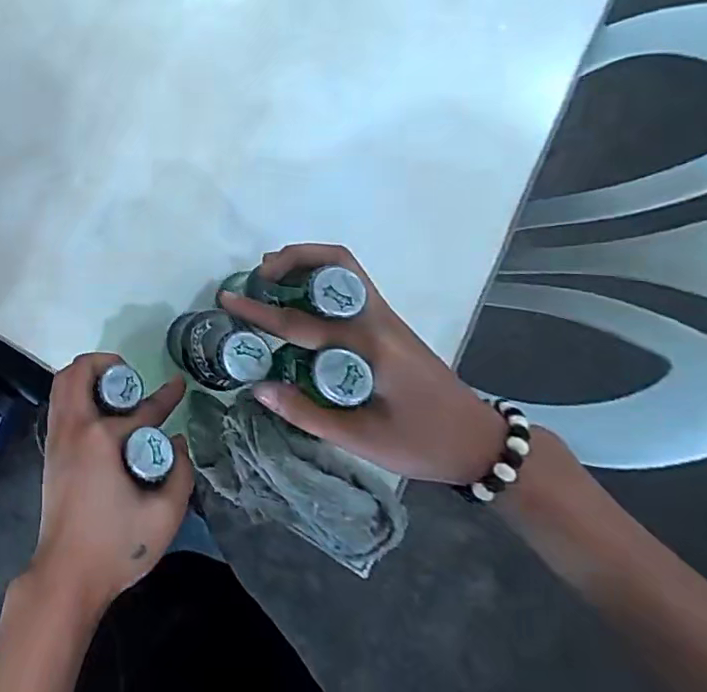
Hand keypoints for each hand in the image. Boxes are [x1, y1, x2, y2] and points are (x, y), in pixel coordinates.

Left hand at [31, 352, 194, 608]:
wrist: (65, 577)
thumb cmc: (115, 548)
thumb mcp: (165, 516)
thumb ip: (182, 473)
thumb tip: (178, 441)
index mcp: (101, 439)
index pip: (142, 409)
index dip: (166, 396)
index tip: (179, 384)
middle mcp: (74, 429)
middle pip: (79, 373)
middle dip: (106, 365)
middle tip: (131, 380)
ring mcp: (57, 439)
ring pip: (63, 385)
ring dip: (88, 376)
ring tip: (115, 390)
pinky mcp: (50, 453)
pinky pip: (60, 405)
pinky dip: (77, 395)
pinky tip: (101, 415)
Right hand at [218, 242, 510, 485]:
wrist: (478, 441)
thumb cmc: (423, 444)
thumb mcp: (362, 441)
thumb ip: (307, 414)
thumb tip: (258, 388)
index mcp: (369, 348)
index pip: (302, 322)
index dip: (259, 313)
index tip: (229, 301)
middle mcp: (377, 319)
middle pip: (333, 263)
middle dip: (290, 261)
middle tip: (257, 278)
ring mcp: (386, 315)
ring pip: (344, 266)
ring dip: (306, 262)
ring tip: (273, 278)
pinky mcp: (388, 321)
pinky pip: (351, 283)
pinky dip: (320, 278)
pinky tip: (301, 299)